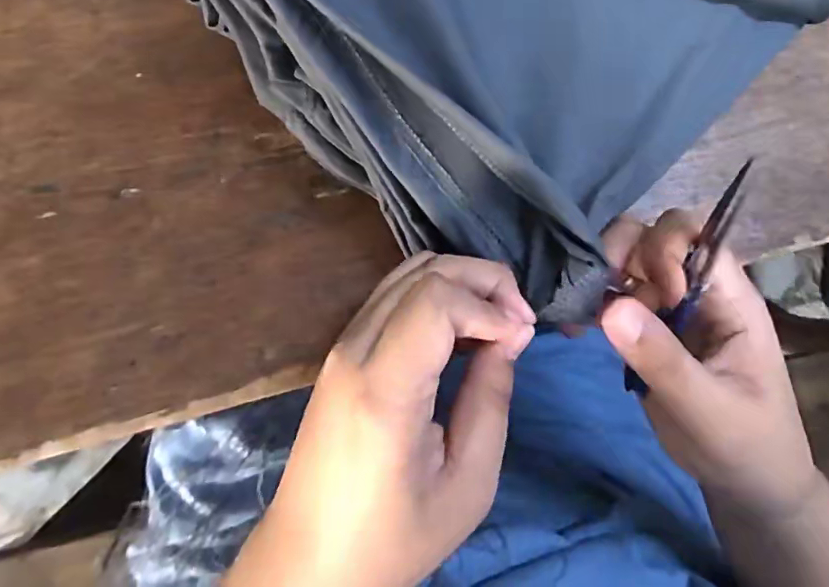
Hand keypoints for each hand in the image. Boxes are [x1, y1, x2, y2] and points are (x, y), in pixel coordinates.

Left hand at [225, 253, 536, 586]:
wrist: (308, 563)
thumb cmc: (392, 537)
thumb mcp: (466, 485)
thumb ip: (492, 399)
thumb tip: (512, 333)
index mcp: (383, 388)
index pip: (437, 298)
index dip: (488, 304)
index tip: (520, 337)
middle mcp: (355, 350)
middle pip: (426, 271)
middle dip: (483, 280)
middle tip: (519, 318)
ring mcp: (342, 344)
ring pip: (409, 271)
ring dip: (461, 280)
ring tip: (496, 317)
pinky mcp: (341, 349)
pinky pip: (394, 292)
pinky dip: (436, 290)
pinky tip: (460, 325)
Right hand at [597, 210, 825, 519]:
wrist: (745, 483)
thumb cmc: (745, 443)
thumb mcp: (710, 410)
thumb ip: (664, 360)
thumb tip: (612, 308)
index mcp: (730, 294)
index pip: (696, 234)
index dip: (667, 250)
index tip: (659, 299)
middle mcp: (697, 286)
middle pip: (654, 234)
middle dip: (624, 252)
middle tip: (607, 296)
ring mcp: (670, 302)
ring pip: (629, 256)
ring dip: (602, 274)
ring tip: (587, 316)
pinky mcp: (646, 323)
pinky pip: (614, 292)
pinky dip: (592, 301)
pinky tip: (576, 330)